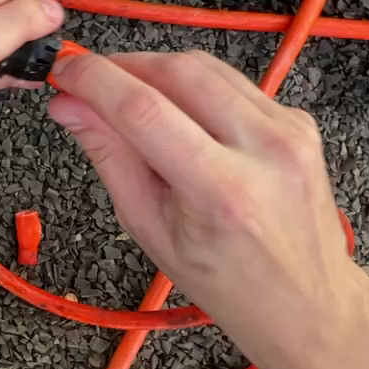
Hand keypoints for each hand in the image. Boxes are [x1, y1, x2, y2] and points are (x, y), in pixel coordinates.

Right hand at [47, 51, 368, 368]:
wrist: (306, 302)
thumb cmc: (223, 279)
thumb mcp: (147, 227)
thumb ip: (108, 155)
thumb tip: (68, 105)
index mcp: (221, 191)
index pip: (143, 110)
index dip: (93, 80)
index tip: (62, 68)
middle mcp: (264, 150)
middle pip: (176, 72)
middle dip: (120, 65)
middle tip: (84, 79)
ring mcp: (289, 130)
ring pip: (203, 66)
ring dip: (151, 68)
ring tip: (121, 91)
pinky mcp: (297, 120)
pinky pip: (230, 81)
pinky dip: (188, 84)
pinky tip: (172, 109)